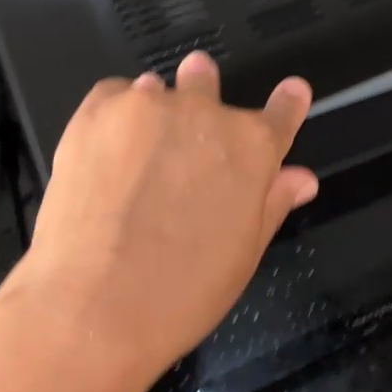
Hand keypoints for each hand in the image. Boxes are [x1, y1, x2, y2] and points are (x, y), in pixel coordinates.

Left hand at [0, 51, 317, 378]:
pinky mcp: (97, 112)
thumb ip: (274, 203)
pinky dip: (114, 114)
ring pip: (157, 89)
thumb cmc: (181, 293)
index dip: (288, 103)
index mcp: (252, 147)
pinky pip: (113, 94)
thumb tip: (301, 178)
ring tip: (138, 154)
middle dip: (203, 91)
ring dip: (156, 111)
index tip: (290, 93)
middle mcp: (205, 113)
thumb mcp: (243, 255)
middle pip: (207, 83)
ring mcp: (149, 106)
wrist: (90, 308)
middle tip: (190, 124)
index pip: (283, 110)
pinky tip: (106, 151)